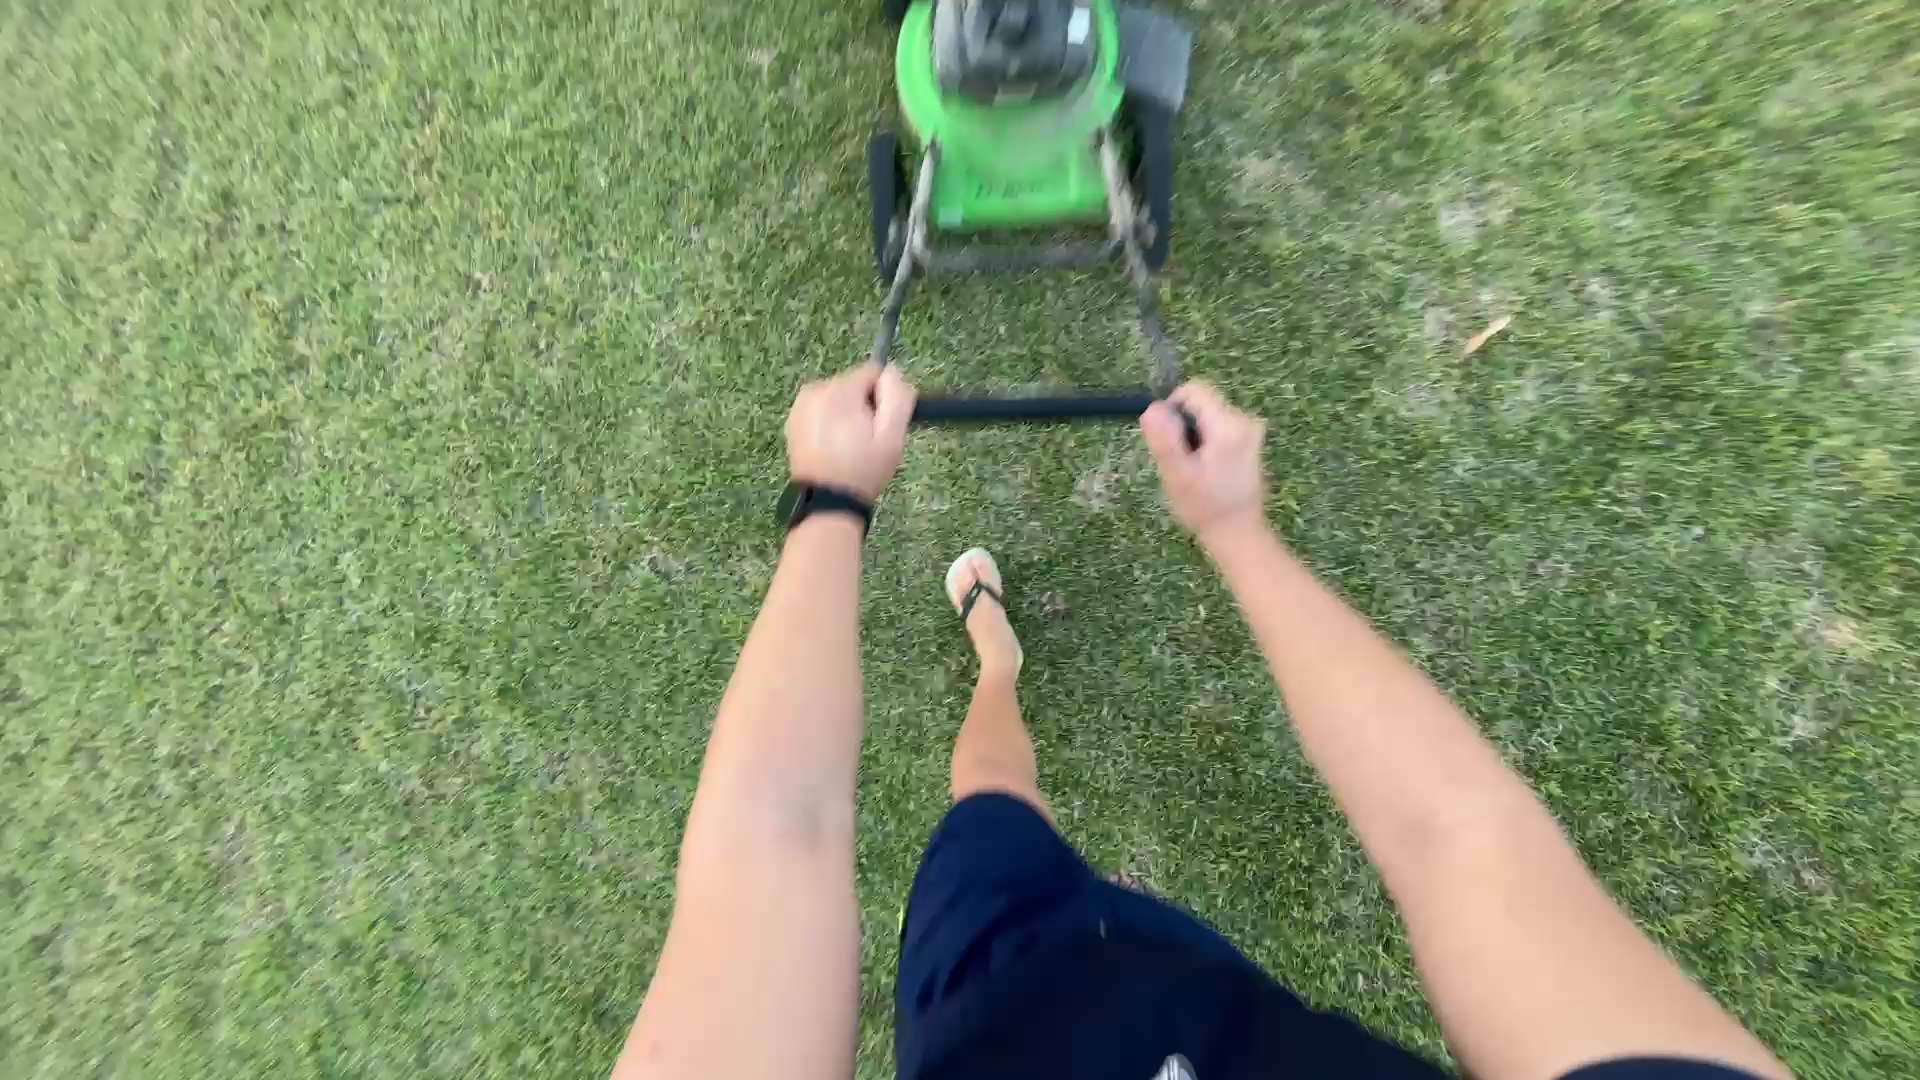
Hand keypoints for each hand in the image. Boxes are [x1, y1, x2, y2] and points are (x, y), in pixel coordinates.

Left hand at [785, 363, 917, 501]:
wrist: (828, 502)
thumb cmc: (864, 470)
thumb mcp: (893, 436)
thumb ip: (897, 396)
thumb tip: (892, 371)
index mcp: (840, 390)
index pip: (873, 373)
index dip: (882, 399)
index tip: (880, 426)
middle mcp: (815, 389)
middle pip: (853, 385)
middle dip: (863, 407)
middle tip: (866, 440)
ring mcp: (799, 406)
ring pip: (836, 398)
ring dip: (845, 414)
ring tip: (848, 446)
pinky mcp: (792, 422)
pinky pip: (820, 411)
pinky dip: (828, 423)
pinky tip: (832, 448)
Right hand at [1140, 381, 1267, 543]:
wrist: (1238, 532)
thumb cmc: (1204, 507)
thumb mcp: (1177, 474)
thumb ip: (1165, 439)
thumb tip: (1153, 407)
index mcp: (1228, 424)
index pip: (1193, 391)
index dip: (1172, 409)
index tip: (1168, 440)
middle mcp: (1245, 420)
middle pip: (1200, 405)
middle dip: (1182, 428)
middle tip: (1181, 461)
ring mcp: (1250, 431)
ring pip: (1206, 418)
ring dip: (1192, 438)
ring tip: (1193, 469)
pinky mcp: (1249, 441)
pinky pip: (1216, 429)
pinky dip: (1205, 445)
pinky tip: (1205, 471)